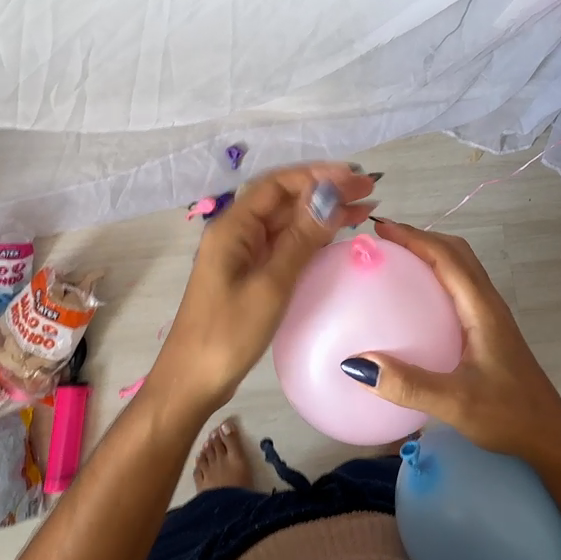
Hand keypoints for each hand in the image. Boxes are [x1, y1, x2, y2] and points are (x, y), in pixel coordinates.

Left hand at [147, 163, 377, 415]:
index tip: (354, 178)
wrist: (191, 383)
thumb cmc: (227, 334)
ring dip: (323, 211)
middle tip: (369, 189)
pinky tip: (337, 235)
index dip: (317, 176)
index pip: (278, 184)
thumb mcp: (271, 285)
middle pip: (285, 199)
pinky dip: (313, 235)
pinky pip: (285, 243)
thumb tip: (329, 196)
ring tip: (365, 208)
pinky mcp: (251, 274)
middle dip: (326, 190)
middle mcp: (237, 233)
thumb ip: (301, 239)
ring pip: (287, 221)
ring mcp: (244, 254)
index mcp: (233, 227)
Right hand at [347, 217, 560, 463]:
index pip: (446, 256)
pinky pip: (461, 289)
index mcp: (481, 308)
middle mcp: (488, 303)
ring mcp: (491, 316)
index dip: (414, 236)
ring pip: (461, 268)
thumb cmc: (507, 415)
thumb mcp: (454, 403)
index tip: (379, 229)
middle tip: (383, 240)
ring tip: (395, 261)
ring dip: (431, 254)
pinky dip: (437, 277)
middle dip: (421, 237)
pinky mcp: (490, 331)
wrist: (550, 438)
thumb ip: (406, 384)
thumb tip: (355, 364)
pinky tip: (414, 302)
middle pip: (456, 252)